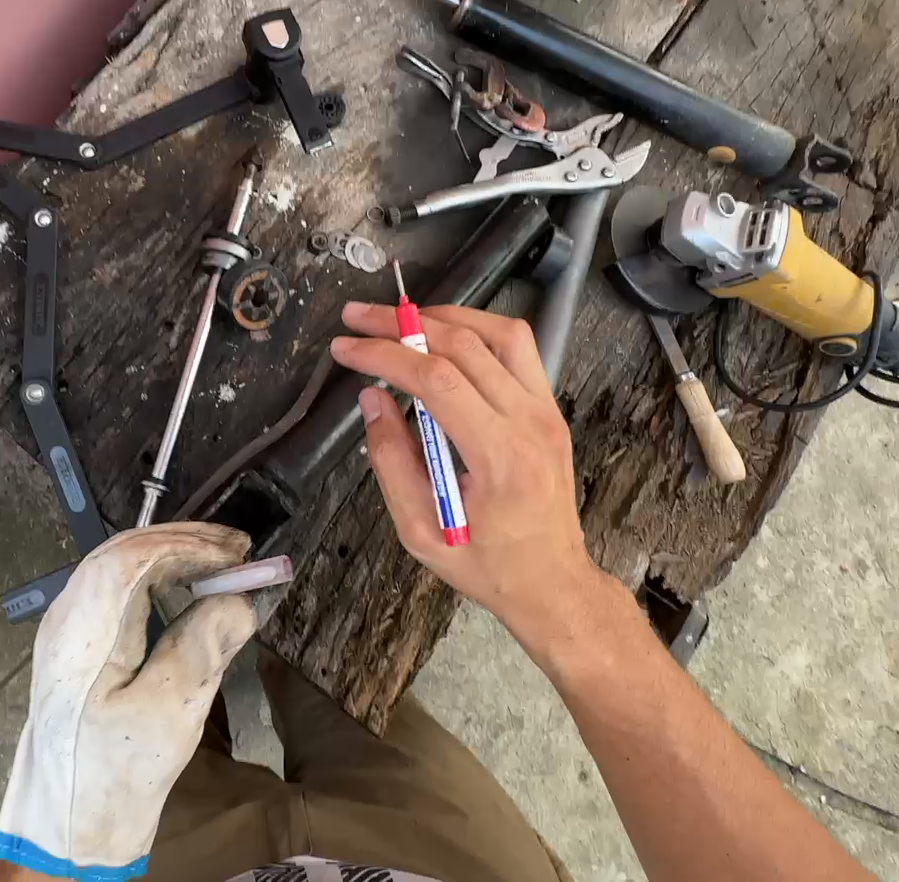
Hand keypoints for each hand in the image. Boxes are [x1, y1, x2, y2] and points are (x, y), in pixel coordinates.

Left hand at [0, 523, 256, 879]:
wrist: (62, 824)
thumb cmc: (116, 772)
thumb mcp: (169, 717)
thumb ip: (202, 649)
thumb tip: (238, 598)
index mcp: (82, 633)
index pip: (131, 558)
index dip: (187, 546)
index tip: (237, 556)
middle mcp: (66, 615)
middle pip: (122, 549)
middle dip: (183, 539)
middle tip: (238, 547)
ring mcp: (66, 623)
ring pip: (117, 560)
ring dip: (170, 550)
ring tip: (219, 557)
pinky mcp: (75, 637)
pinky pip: (114, 582)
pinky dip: (155, 570)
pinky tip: (184, 581)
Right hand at [329, 302, 614, 639]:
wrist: (552, 582)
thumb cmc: (487, 565)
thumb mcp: (420, 531)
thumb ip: (391, 461)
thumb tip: (371, 398)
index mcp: (499, 457)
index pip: (437, 381)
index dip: (384, 355)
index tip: (345, 347)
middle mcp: (530, 423)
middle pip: (463, 345)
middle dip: (401, 324)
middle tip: (357, 317)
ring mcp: (546, 411)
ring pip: (497, 333)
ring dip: (442, 316)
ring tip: (398, 318)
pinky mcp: (549, 408)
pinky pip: (517, 347)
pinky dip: (476, 328)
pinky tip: (443, 333)